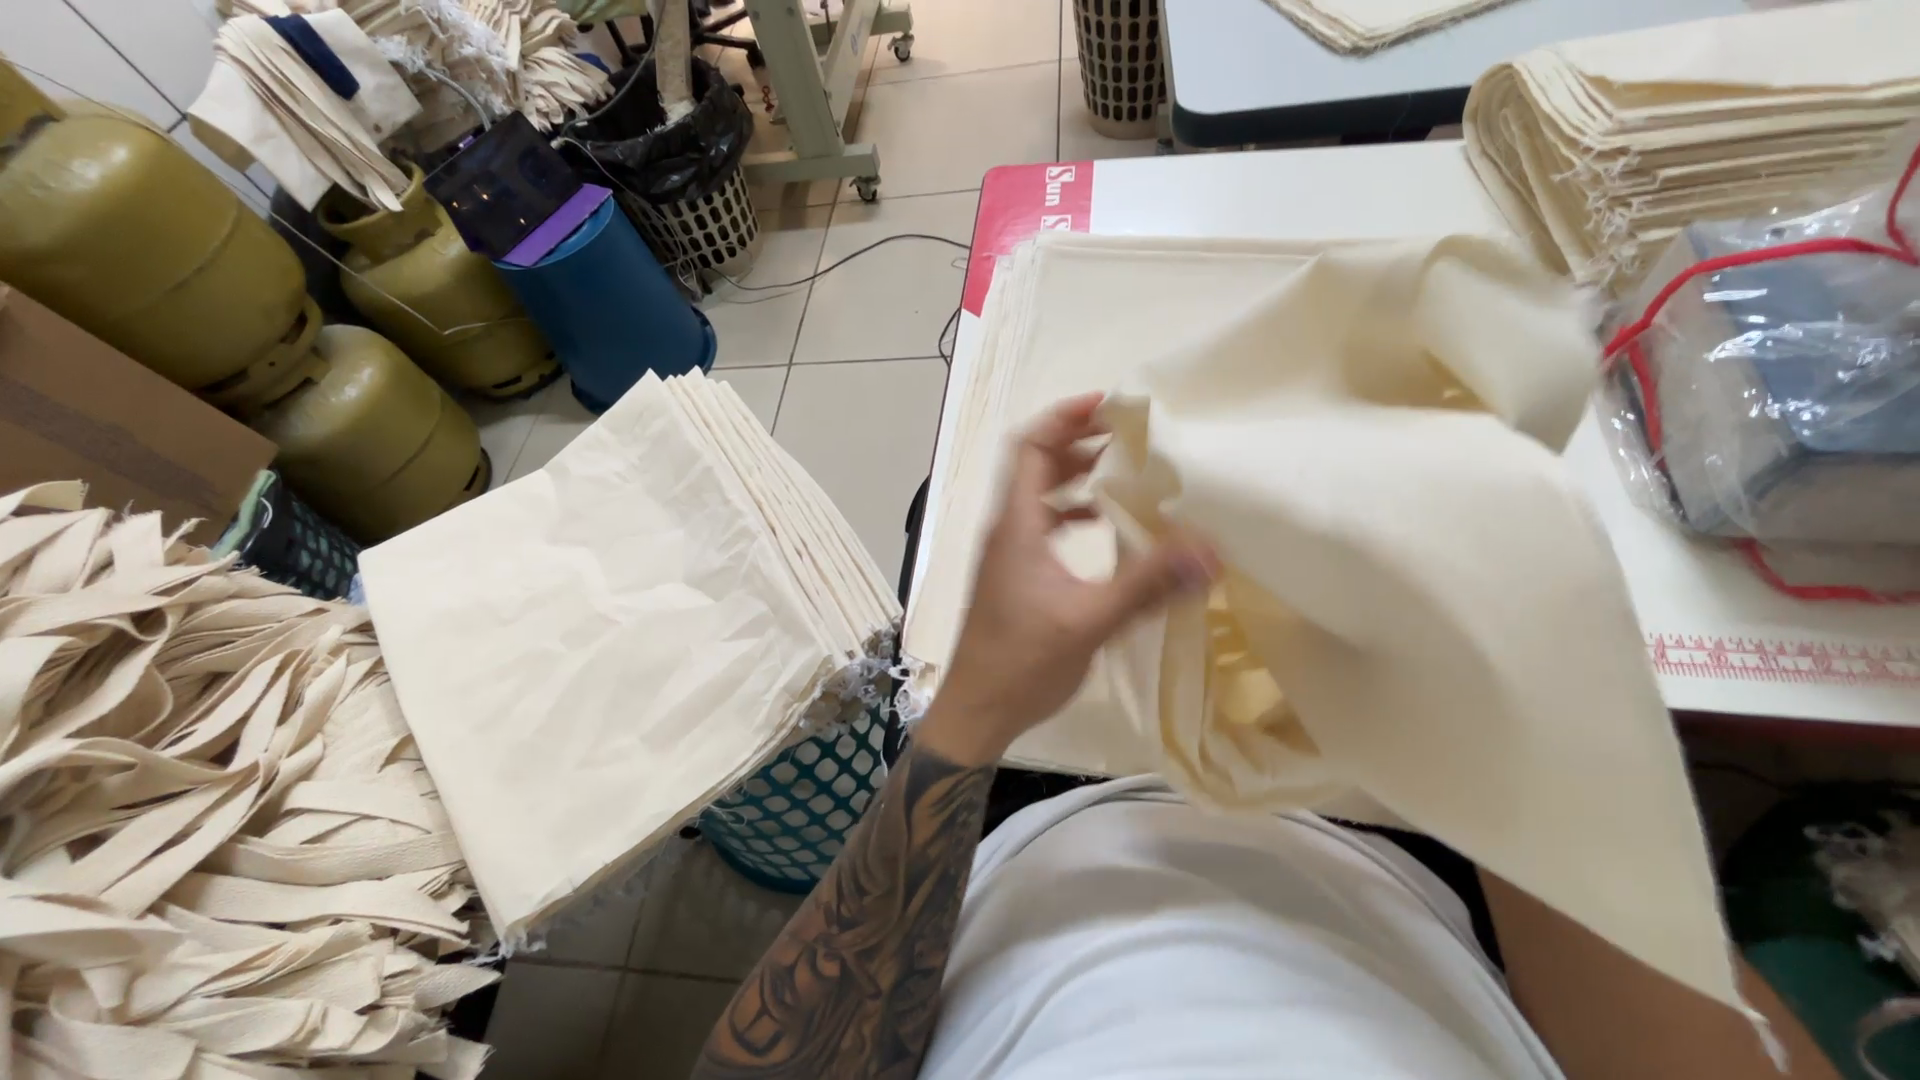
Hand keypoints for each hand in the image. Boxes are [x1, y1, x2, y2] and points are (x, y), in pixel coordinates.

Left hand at [916, 393, 1218, 766]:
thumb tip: (1211, 550)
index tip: (1108, 404)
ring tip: (1119, 469)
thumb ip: (1148, 585)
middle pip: (1035, 464)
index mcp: (1016, 526)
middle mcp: (1007, 530)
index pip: (1030, 447)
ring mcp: (1007, 555)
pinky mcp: (1015, 577)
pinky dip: (1070, 512)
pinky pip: (1041, 526)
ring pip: (1038, 496)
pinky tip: (1101, 526)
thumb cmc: (1021, 664)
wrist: (976, 710)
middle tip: (1126, 433)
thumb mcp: (1090, 622)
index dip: (1064, 418)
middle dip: (1077, 441)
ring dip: (1073, 475)